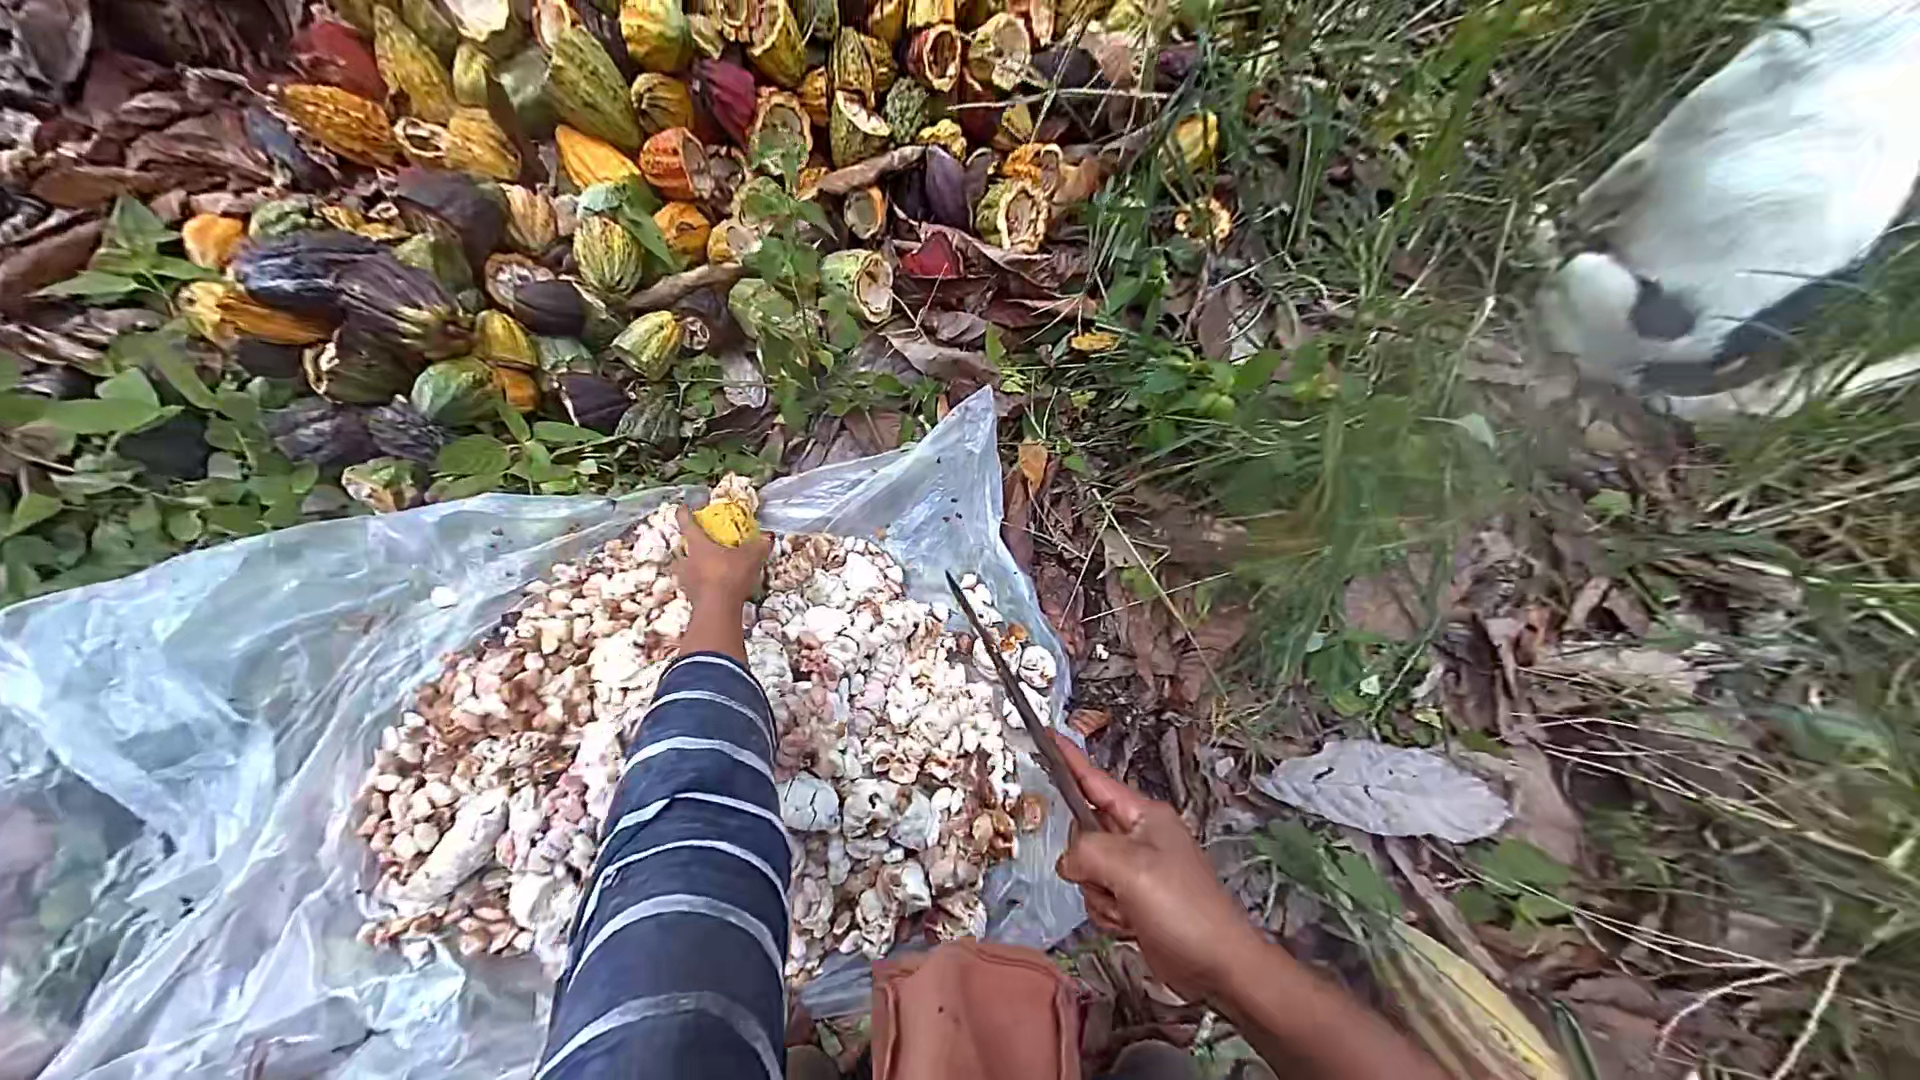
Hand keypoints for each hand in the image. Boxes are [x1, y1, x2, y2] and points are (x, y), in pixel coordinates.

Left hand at [675, 504, 770, 614]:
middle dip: (688, 543)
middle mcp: (687, 559)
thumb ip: (759, 545)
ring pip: (684, 566)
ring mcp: (686, 579)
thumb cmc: (730, 575)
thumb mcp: (751, 557)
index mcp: (698, 544)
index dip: (684, 514)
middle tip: (697, 542)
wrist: (718, 608)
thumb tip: (768, 536)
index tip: (682, 508)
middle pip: (682, 547)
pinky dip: (698, 581)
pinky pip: (692, 583)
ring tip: (702, 564)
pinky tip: (709, 584)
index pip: (687, 523)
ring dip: (691, 564)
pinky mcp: (690, 596)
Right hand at [1054, 733, 1264, 1001]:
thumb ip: (1086, 851)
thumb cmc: (1184, 907)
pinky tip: (1129, 923)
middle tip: (1107, 878)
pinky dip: (1106, 911)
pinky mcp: (1134, 899)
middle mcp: (1138, 836)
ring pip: (1088, 868)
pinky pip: (1098, 894)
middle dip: (1087, 859)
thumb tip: (1069, 863)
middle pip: (1085, 831)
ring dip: (1099, 892)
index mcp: (1143, 814)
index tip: (1048, 736)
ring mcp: (1137, 869)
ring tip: (1126, 906)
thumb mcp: (1130, 867)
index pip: (1095, 779)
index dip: (1069, 758)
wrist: (1220, 967)